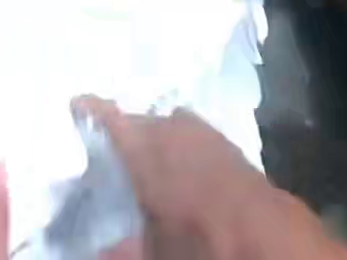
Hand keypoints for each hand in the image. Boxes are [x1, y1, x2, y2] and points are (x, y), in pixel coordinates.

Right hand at [75, 97, 346, 259]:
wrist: (272, 245)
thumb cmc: (199, 243)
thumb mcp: (151, 252)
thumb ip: (117, 251)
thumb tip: (92, 253)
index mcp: (144, 145)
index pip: (108, 114)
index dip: (90, 107)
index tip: (74, 102)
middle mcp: (171, 127)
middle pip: (140, 120)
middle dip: (125, 131)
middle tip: (111, 151)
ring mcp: (203, 132)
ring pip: (169, 124)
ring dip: (156, 137)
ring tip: (146, 162)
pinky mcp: (229, 145)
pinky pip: (194, 135)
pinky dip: (182, 146)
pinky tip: (183, 172)